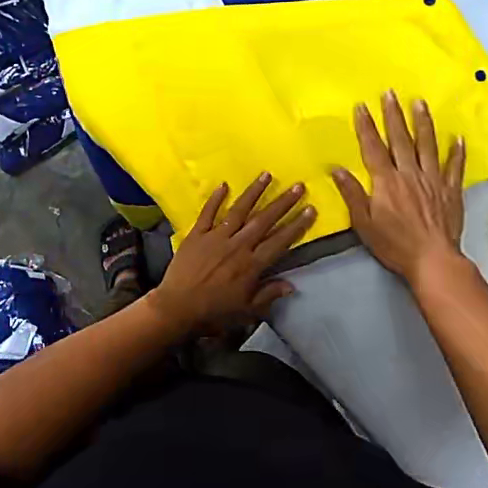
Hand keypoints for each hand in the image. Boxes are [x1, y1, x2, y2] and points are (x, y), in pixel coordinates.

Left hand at [147, 175, 316, 334]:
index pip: (280, 241)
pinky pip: (207, 213)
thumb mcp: (247, 311)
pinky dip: (215, 198)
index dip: (297, 225)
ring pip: (239, 210)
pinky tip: (224, 184)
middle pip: (264, 220)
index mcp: (252, 264)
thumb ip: (269, 294)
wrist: (177, 308)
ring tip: (266, 175)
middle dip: (282, 202)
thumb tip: (292, 284)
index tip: (310, 209)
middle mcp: (237, 246)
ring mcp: (216, 237)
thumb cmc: (214, 313)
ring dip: (254, 192)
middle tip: (298, 186)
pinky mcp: (196, 235)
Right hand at [332, 91, 468, 285]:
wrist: (433, 260)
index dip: (366, 126)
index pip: (373, 147)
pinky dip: (456, 152)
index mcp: (386, 181)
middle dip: (393, 115)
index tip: (361, 107)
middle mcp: (409, 174)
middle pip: (400, 139)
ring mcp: (433, 181)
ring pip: (427, 146)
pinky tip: (457, 138)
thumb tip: (337, 169)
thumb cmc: (394, 244)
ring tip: (419, 103)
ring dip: (423, 123)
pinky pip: (454, 167)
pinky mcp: (451, 191)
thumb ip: (352, 194)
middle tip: (390, 93)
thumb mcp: (364, 222)